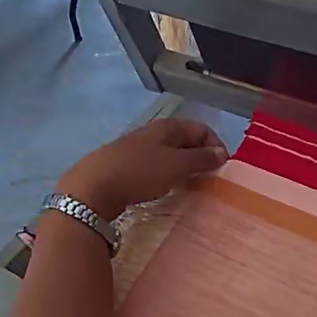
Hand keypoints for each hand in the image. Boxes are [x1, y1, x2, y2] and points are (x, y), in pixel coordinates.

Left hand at [57, 118, 227, 219]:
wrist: (93, 188)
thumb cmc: (140, 173)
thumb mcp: (176, 165)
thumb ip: (201, 158)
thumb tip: (222, 152)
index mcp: (168, 127)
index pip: (201, 129)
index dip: (215, 145)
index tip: (222, 168)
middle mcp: (153, 133)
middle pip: (185, 141)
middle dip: (200, 158)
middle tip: (209, 180)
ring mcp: (137, 149)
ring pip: (169, 155)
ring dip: (183, 168)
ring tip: (190, 187)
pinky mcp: (125, 166)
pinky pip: (154, 167)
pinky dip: (166, 176)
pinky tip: (164, 189)